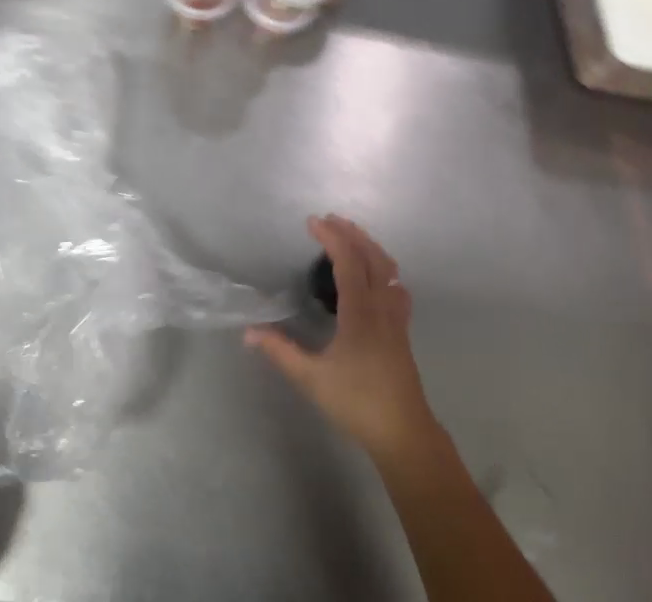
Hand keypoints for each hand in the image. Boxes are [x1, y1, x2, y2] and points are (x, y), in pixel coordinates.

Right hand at [247, 215, 439, 457]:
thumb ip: (280, 351)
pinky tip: (373, 278)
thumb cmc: (356, 402)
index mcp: (361, 312)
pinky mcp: (402, 330)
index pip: (348, 261)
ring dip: (370, 247)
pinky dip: (382, 268)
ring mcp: (397, 318)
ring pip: (389, 269)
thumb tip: (248, 333)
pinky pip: (395, 285)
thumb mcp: (311, 378)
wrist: (403, 431)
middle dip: (352, 234)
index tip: (313, 222)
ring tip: (351, 238)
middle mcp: (382, 306)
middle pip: (373, 257)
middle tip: (330, 220)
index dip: (332, 238)